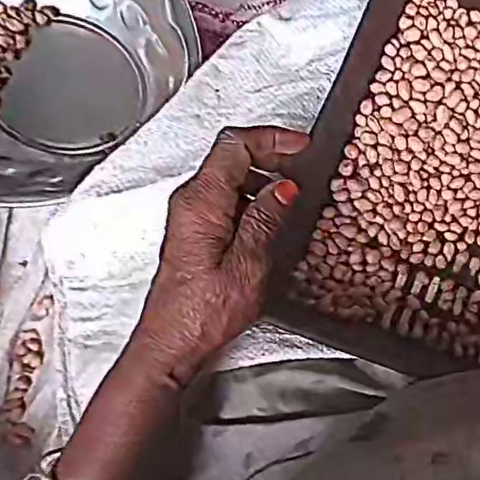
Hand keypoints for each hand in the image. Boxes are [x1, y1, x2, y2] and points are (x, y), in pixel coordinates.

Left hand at [126, 126, 306, 387]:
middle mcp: (191, 202)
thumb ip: (266, 219)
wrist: (173, 341)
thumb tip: (284, 187)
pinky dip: (255, 198)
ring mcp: (192, 216)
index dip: (271, 139)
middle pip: (231, 156)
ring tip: (298, 194)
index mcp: (201, 202)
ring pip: (231, 177)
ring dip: (265, 177)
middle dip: (272, 154)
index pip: (234, 146)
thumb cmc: (205, 311)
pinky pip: (228, 199)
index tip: (302, 146)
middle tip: (306, 166)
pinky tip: (276, 217)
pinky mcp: (198, 231)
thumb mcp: (248, 263)